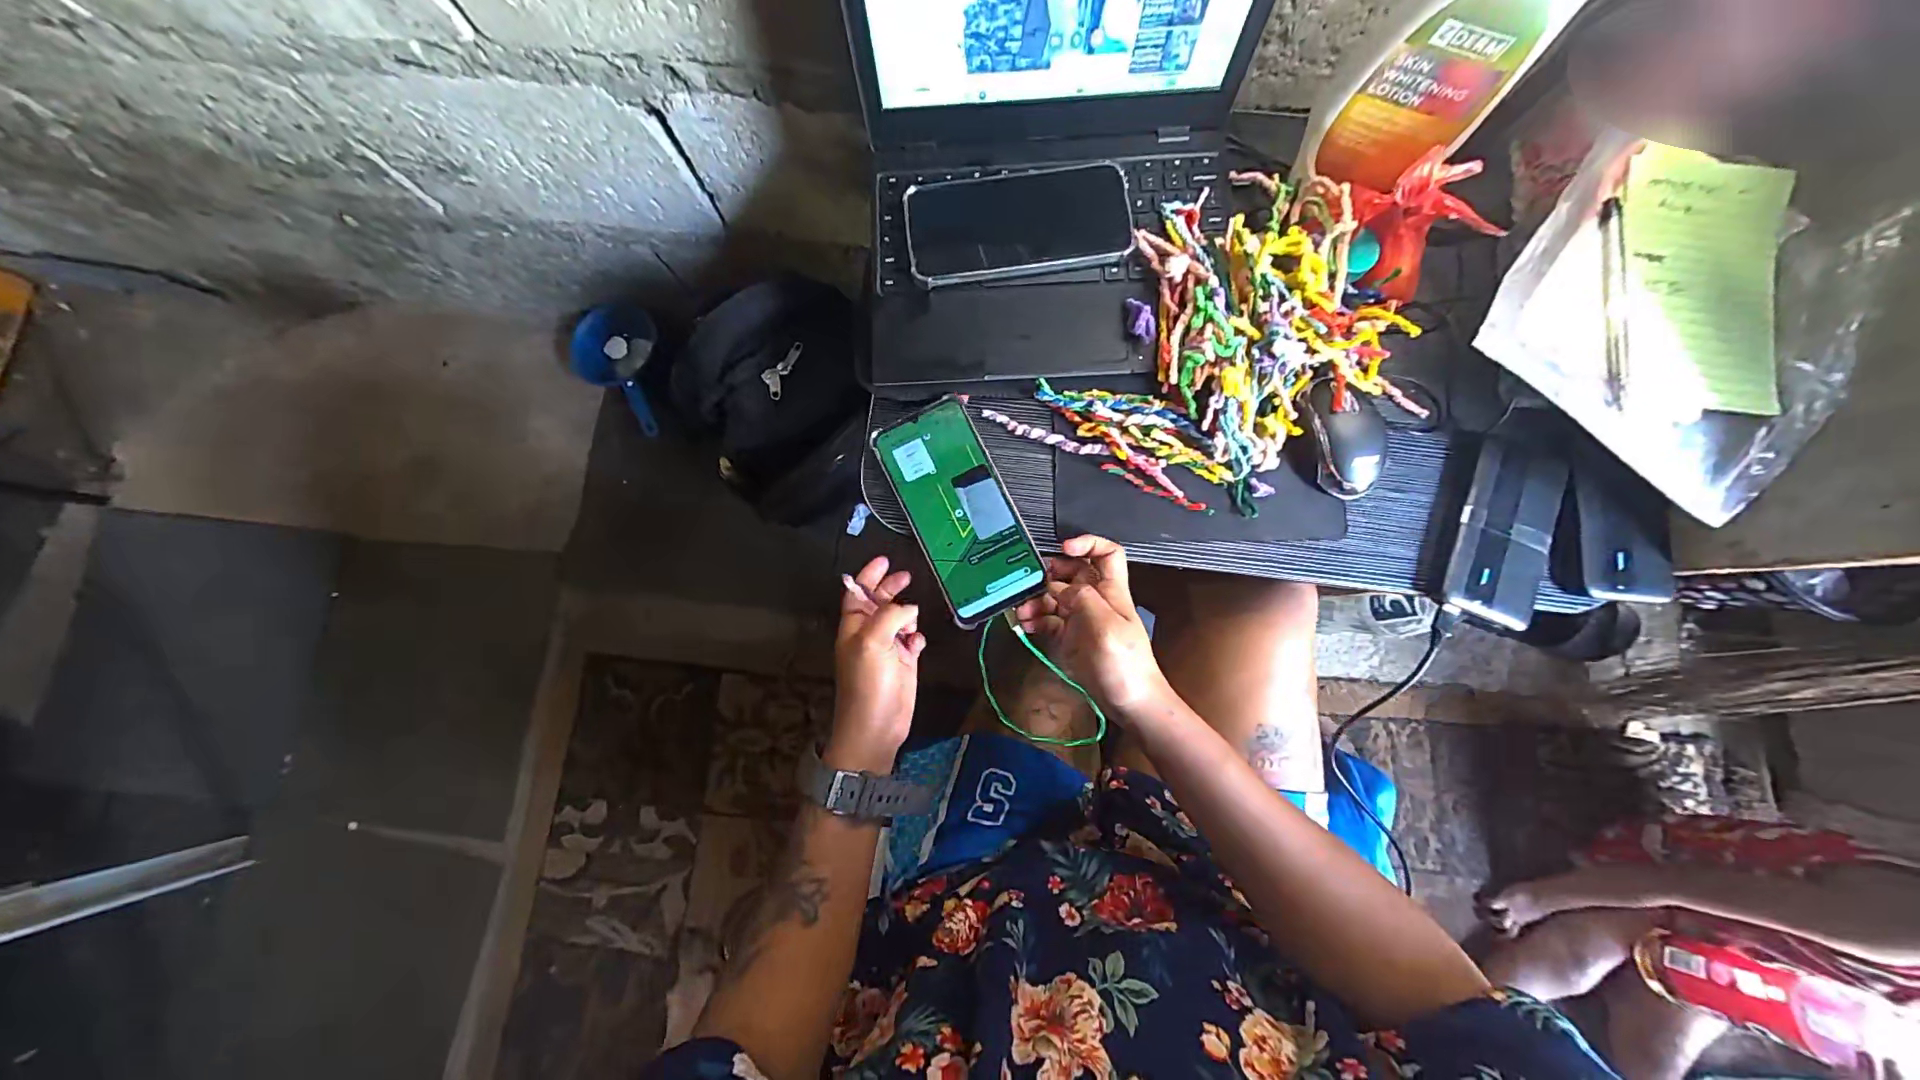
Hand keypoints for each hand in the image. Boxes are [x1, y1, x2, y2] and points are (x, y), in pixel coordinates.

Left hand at [830, 556, 924, 768]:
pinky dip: (917, 636)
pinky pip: (913, 639)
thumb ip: (890, 616)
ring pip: (899, 619)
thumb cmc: (867, 683)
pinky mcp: (905, 663)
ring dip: (907, 614)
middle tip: (906, 575)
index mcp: (854, 626)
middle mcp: (869, 633)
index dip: (868, 575)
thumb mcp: (872, 641)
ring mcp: (888, 648)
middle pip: (879, 602)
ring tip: (912, 619)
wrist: (876, 726)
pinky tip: (918, 642)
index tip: (884, 559)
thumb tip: (909, 608)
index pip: (857, 592)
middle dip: (891, 587)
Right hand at [1014, 535, 1168, 713]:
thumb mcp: (1105, 624)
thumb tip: (1058, 588)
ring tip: (1021, 610)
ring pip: (1054, 596)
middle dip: (1050, 572)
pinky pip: (1047, 621)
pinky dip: (1034, 619)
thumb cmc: (1125, 663)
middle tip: (1031, 580)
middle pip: (1071, 573)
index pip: (1107, 553)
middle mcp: (1094, 600)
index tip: (1065, 548)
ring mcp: (1080, 619)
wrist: (1129, 702)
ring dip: (1035, 598)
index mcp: (1111, 591)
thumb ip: (1081, 598)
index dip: (1088, 544)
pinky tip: (1024, 624)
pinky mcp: (1068, 639)